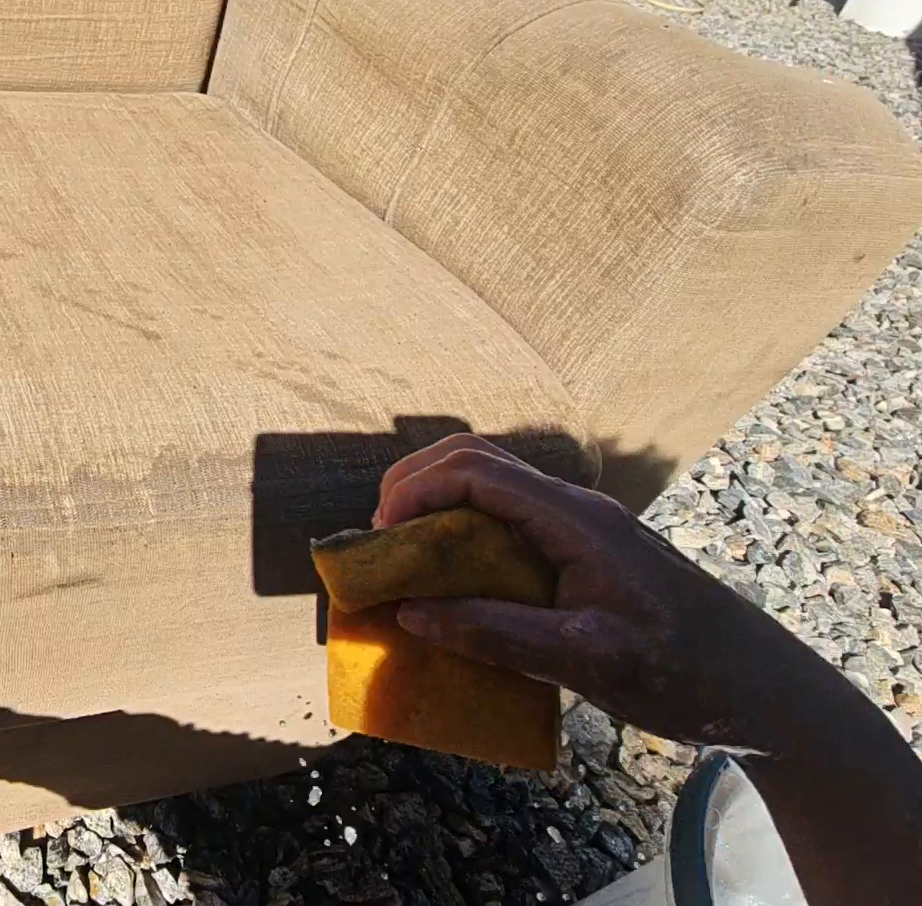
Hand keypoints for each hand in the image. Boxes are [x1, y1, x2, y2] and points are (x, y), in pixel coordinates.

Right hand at [373, 434, 921, 905]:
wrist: (767, 692)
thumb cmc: (685, 675)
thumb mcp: (587, 660)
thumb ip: (496, 634)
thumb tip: (408, 614)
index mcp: (575, 519)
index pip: (476, 471)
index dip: (415, 490)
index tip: (382, 534)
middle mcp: (569, 505)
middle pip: (471, 455)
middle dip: (411, 481)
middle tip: (381, 533)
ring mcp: (570, 519)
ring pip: (481, 475)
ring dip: (429, 496)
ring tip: (401, 544)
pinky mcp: (568, 541)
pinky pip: (494, 507)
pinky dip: (452, 519)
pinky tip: (442, 561)